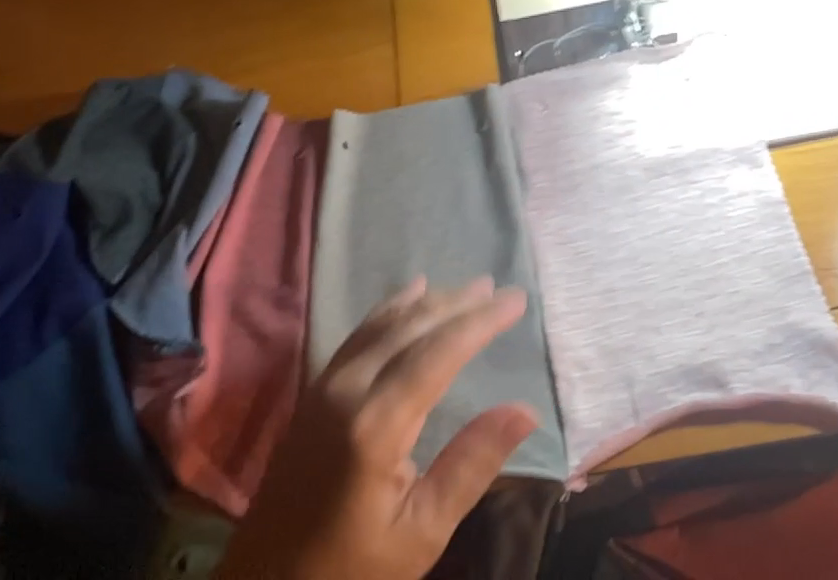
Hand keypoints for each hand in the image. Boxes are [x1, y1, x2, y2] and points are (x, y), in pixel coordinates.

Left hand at [217, 276, 538, 579]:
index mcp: (376, 424)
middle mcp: (347, 390)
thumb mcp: (423, 530)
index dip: (480, 322)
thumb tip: (525, 410)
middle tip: (495, 287)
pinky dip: (388, 313)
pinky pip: (357, 337)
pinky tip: (405, 301)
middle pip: (409, 329)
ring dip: (425, 303)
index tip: (515, 299)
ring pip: (380, 325)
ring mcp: (324, 387)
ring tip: (463, 289)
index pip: (438, 353)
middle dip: (456, 304)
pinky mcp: (312, 393)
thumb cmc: (353, 568)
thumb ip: (472, 463)